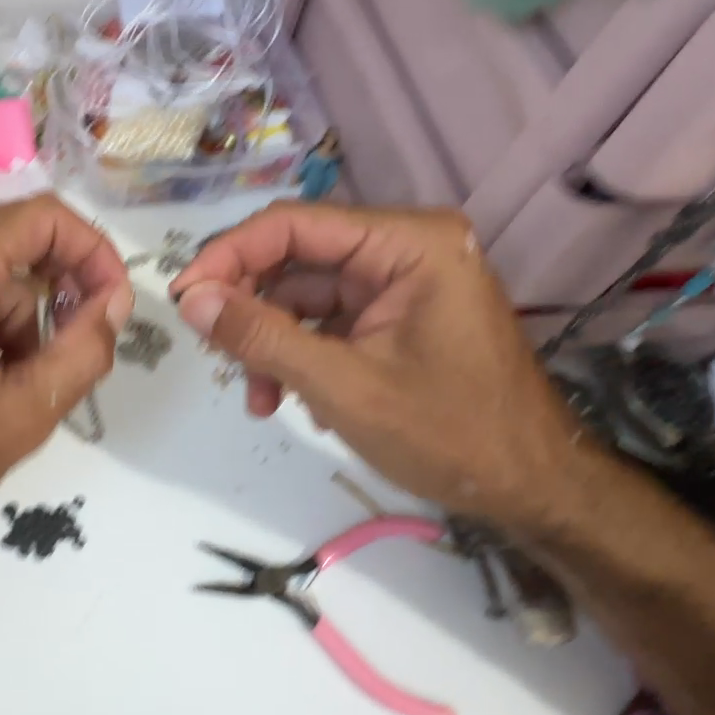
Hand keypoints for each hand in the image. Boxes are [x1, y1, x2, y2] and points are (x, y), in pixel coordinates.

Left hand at [0, 196, 133, 569]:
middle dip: (61, 294)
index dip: (94, 254)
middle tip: (79, 354)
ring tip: (19, 389)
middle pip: (19, 242)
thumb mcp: (17, 416)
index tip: (115, 310)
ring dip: (25, 322)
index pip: (44, 218)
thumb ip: (80, 354)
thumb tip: (115, 305)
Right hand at [168, 202, 595, 529]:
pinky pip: (326, 321)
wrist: (532, 489)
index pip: (294, 225)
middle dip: (250, 306)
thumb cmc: (450, 435)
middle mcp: (404, 247)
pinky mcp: (395, 315)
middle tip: (211, 349)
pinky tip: (286, 398)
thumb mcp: (342, 386)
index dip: (229, 256)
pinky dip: (298, 355)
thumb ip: (262, 337)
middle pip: (296, 258)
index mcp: (408, 243)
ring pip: (304, 294)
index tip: (182, 298)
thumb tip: (190, 300)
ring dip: (271, 342)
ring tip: (258, 397)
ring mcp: (400, 283)